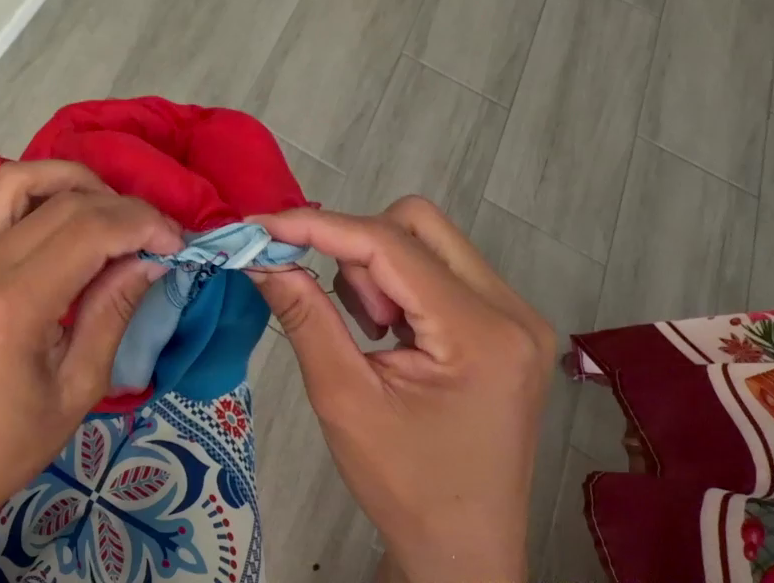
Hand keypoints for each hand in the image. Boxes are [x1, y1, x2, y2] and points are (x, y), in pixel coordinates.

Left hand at [0, 160, 184, 514]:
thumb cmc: (14, 437)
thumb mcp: (81, 385)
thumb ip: (114, 310)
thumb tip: (153, 257)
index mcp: (15, 304)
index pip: (87, 230)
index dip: (141, 224)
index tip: (178, 243)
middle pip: (64, 201)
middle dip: (123, 207)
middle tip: (160, 235)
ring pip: (24, 178)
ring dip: (78, 182)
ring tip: (118, 215)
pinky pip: (2, 196)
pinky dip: (43, 189)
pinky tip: (76, 214)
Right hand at [248, 197, 554, 582]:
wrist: (463, 549)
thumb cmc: (404, 483)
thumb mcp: (342, 398)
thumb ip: (303, 316)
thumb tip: (260, 258)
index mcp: (481, 334)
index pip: (388, 244)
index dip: (316, 226)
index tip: (258, 227)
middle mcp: (512, 312)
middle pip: (416, 225)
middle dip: (355, 247)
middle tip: (338, 305)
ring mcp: (515, 318)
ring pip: (426, 241)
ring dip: (376, 268)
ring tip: (369, 331)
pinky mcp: (506, 327)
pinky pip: (438, 268)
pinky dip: (396, 283)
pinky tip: (387, 333)